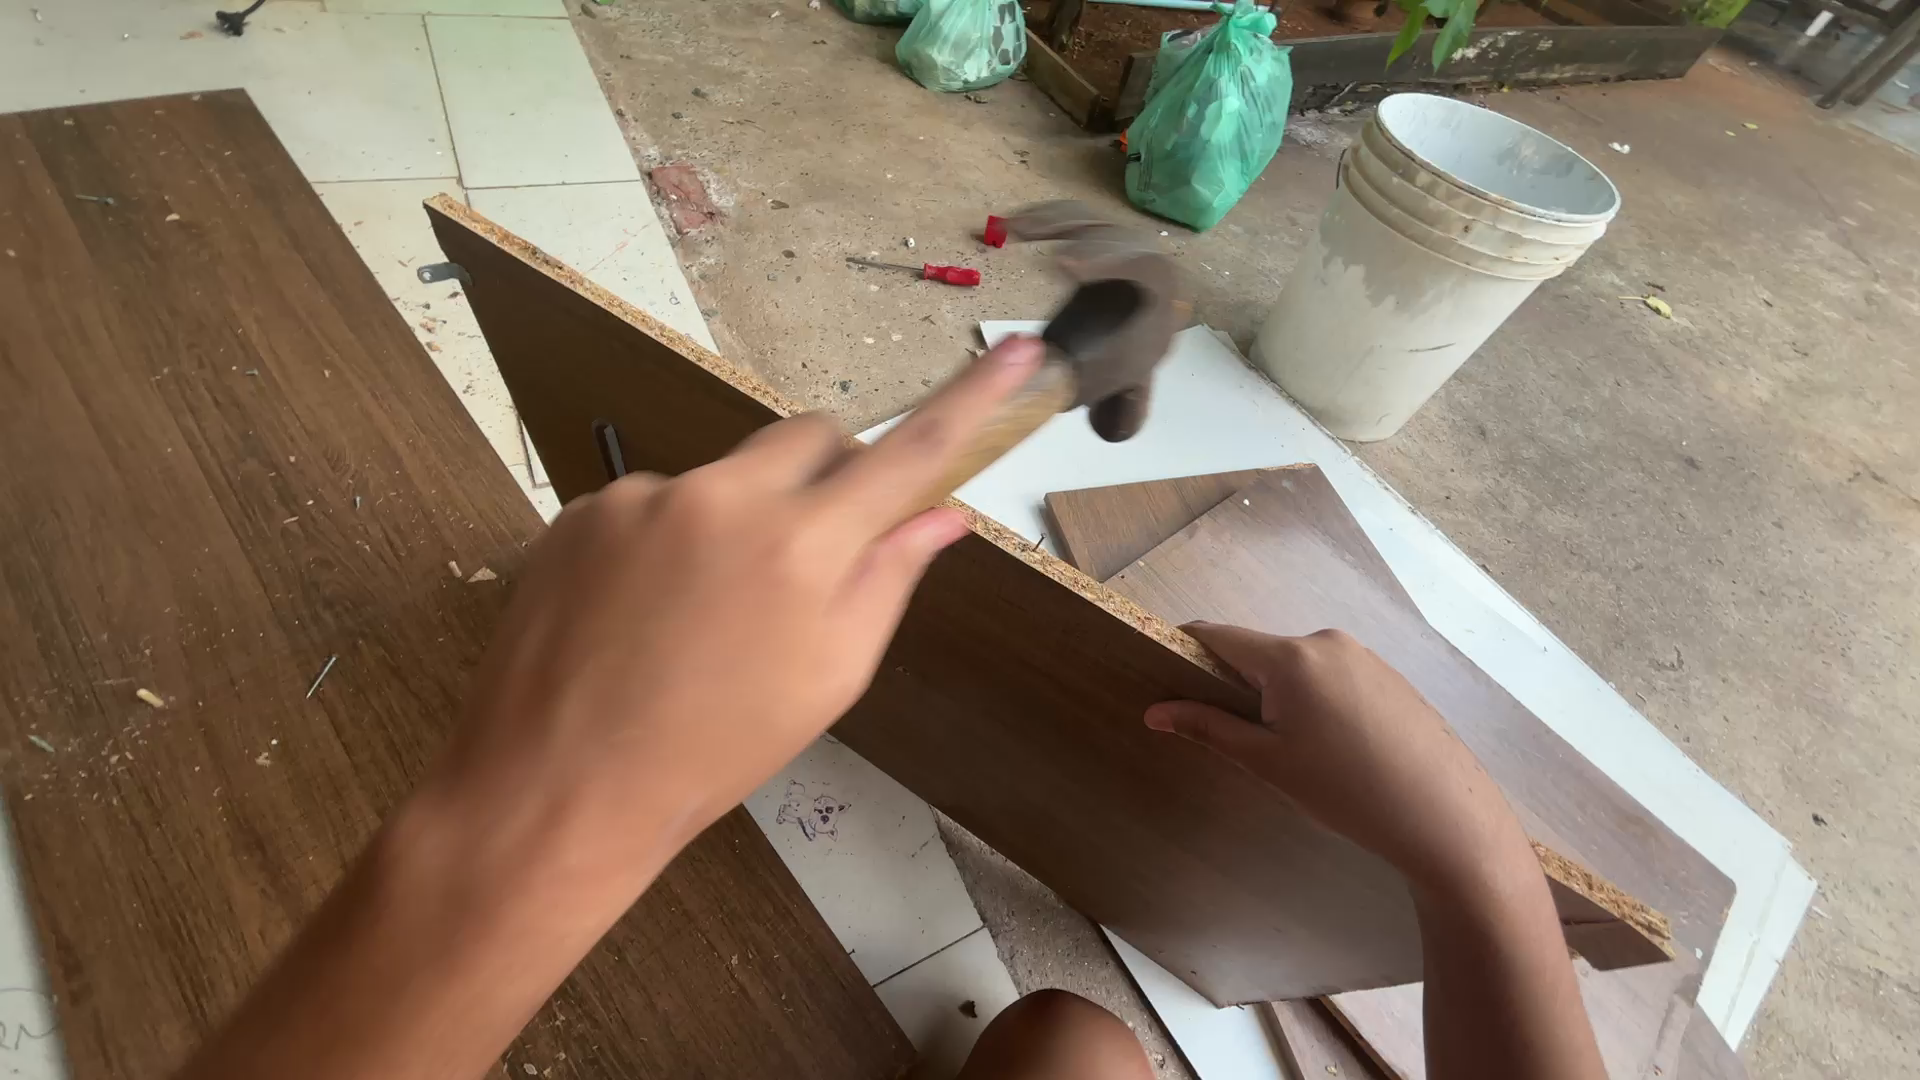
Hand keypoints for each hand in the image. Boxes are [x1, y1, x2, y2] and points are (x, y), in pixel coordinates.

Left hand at [419, 336, 1044, 893]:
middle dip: (832, 475)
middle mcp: (728, 497)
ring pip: (734, 472)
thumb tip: (942, 516)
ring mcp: (648, 493)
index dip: (973, 399)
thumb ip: (890, 577)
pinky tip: (653, 601)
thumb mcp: (833, 674)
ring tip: (712, 602)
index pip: (910, 454)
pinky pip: (663, 497)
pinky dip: (679, 533)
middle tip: (818, 546)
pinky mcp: (588, 506)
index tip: (1018, 352)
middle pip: (814, 435)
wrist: (559, 786)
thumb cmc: (721, 746)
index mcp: (805, 547)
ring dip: (748, 514)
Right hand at [1145, 623, 1535, 898]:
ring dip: (1277, 692)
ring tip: (1296, 748)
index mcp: (1289, 657)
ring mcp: (1362, 655)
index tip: (1169, 675)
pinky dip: (1314, 697)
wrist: (1450, 821)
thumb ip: (1207, 727)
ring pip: (1295, 665)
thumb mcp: (1267, 762)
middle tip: (1242, 735)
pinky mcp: (1388, 675)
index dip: (1187, 649)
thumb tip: (1153, 712)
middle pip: (1258, 651)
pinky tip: (1335, 745)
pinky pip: (1330, 674)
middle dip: (1237, 682)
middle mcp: (1324, 641)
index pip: (1218, 635)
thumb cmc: (1345, 790)